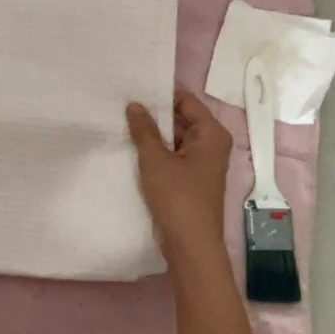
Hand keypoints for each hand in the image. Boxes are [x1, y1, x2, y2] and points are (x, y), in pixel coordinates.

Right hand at [126, 91, 231, 261]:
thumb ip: (144, 130)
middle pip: (181, 118)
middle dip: (154, 115)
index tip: (133, 91)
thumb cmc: (177, 197)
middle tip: (122, 107)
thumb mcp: (155, 160)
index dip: (161, 95)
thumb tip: (134, 105)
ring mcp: (203, 162)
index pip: (186, 101)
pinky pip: (174, 155)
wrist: (190, 243)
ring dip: (153, 135)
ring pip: (175, 138)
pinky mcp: (192, 177)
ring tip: (123, 126)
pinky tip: (133, 149)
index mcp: (211, 134)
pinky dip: (157, 151)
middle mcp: (212, 144)